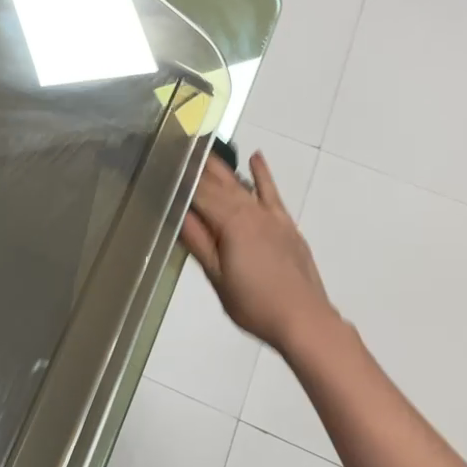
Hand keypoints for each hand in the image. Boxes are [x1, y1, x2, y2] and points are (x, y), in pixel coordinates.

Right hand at [180, 152, 340, 351]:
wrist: (304, 320)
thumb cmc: (253, 304)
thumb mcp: (217, 276)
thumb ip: (198, 241)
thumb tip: (177, 211)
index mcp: (231, 223)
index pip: (199, 192)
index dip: (179, 178)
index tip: (161, 162)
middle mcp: (251, 211)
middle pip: (220, 182)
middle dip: (198, 166)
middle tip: (176, 147)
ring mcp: (271, 216)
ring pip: (241, 184)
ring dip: (222, 167)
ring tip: (202, 149)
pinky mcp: (285, 225)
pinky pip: (271, 193)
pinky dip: (262, 174)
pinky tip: (256, 158)